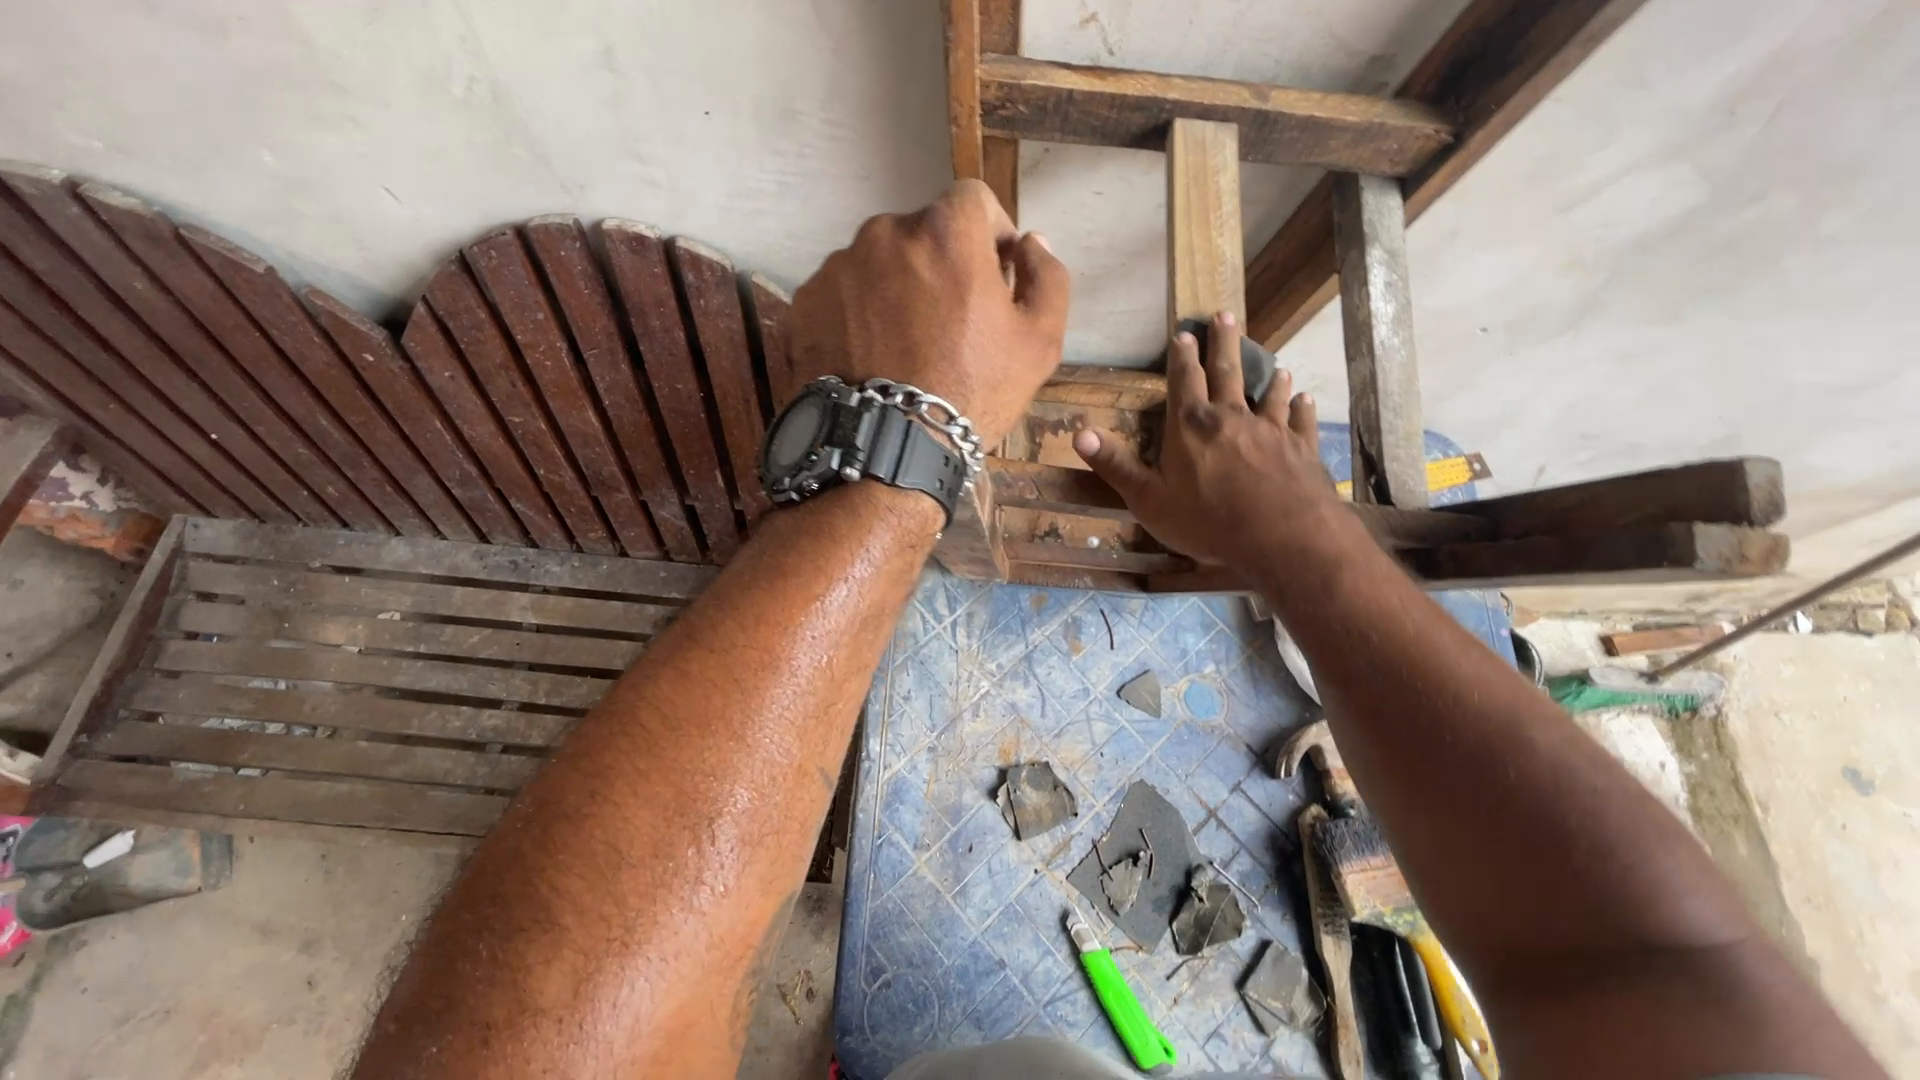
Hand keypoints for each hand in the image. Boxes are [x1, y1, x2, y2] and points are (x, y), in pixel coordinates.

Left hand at [788, 180, 1068, 445]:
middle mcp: (884, 232)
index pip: (973, 200)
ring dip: (898, 287)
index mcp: (945, 231)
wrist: (885, 449)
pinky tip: (873, 356)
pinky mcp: (805, 302)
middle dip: (942, 264)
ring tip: (906, 346)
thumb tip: (1032, 243)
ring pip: (880, 262)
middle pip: (923, 233)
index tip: (994, 275)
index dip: (990, 234)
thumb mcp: (1039, 342)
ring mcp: (837, 267)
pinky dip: (860, 313)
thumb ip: (1047, 278)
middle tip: (951, 322)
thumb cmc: (972, 393)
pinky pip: (844, 294)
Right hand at [1073, 312, 1345, 570]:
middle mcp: (1232, 418)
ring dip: (1269, 377)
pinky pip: (1301, 421)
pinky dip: (1301, 408)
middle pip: (1228, 372)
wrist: (1282, 536)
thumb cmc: (1207, 521)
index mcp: (1191, 426)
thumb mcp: (1148, 498)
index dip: (1183, 356)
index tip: (1184, 333)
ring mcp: (1271, 431)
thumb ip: (1115, 465)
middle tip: (1226, 316)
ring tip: (1274, 363)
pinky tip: (1305, 400)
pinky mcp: (1300, 449)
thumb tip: (1078, 433)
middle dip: (1224, 343)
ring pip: (1269, 394)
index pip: (1184, 380)